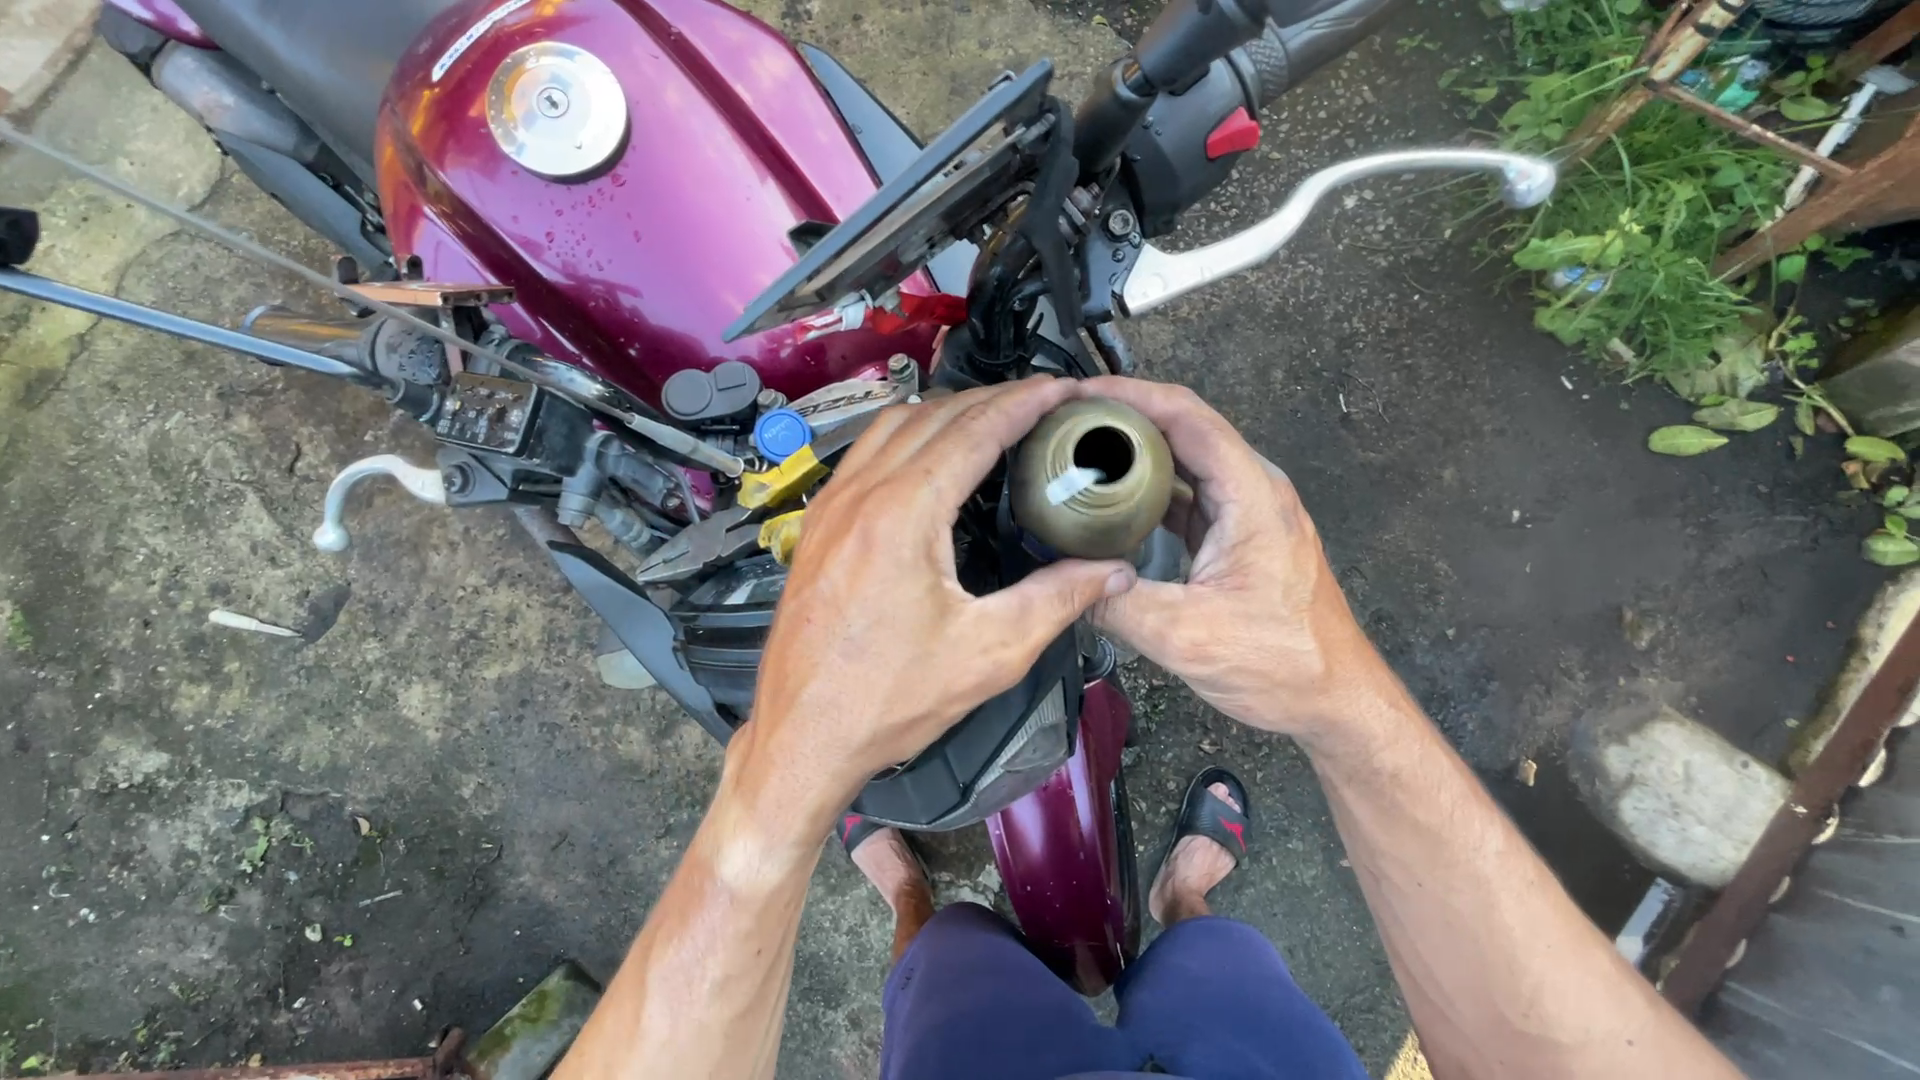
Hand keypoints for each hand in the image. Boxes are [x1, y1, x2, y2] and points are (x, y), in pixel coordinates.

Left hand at [733, 379, 1138, 831]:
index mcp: (902, 516)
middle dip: (992, 399)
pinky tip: (929, 457)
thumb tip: (1109, 571)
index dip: (1024, 402)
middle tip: (1038, 402)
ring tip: (991, 419)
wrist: (803, 737)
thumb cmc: (885, 702)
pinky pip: (864, 454)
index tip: (1058, 389)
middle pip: (934, 415)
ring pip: (892, 426)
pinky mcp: (818, 528)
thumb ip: (1057, 600)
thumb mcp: (989, 653)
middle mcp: (859, 498)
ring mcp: (830, 509)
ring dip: (946, 411)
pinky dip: (907, 437)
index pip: (974, 430)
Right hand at [1082, 377, 1384, 743]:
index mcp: (1251, 496)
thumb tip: (1064, 581)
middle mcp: (1254, 490)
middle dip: (1125, 416)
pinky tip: (1113, 501)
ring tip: (1082, 452)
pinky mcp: (1239, 536)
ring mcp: (1248, 512)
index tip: (1079, 394)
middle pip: (1185, 429)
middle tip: (1068, 422)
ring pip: (1185, 461)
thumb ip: (1119, 604)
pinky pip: (1188, 495)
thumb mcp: (1188, 637)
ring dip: (1136, 451)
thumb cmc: (1283, 665)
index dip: (1130, 395)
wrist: (1335, 699)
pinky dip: (1149, 488)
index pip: (1187, 417)